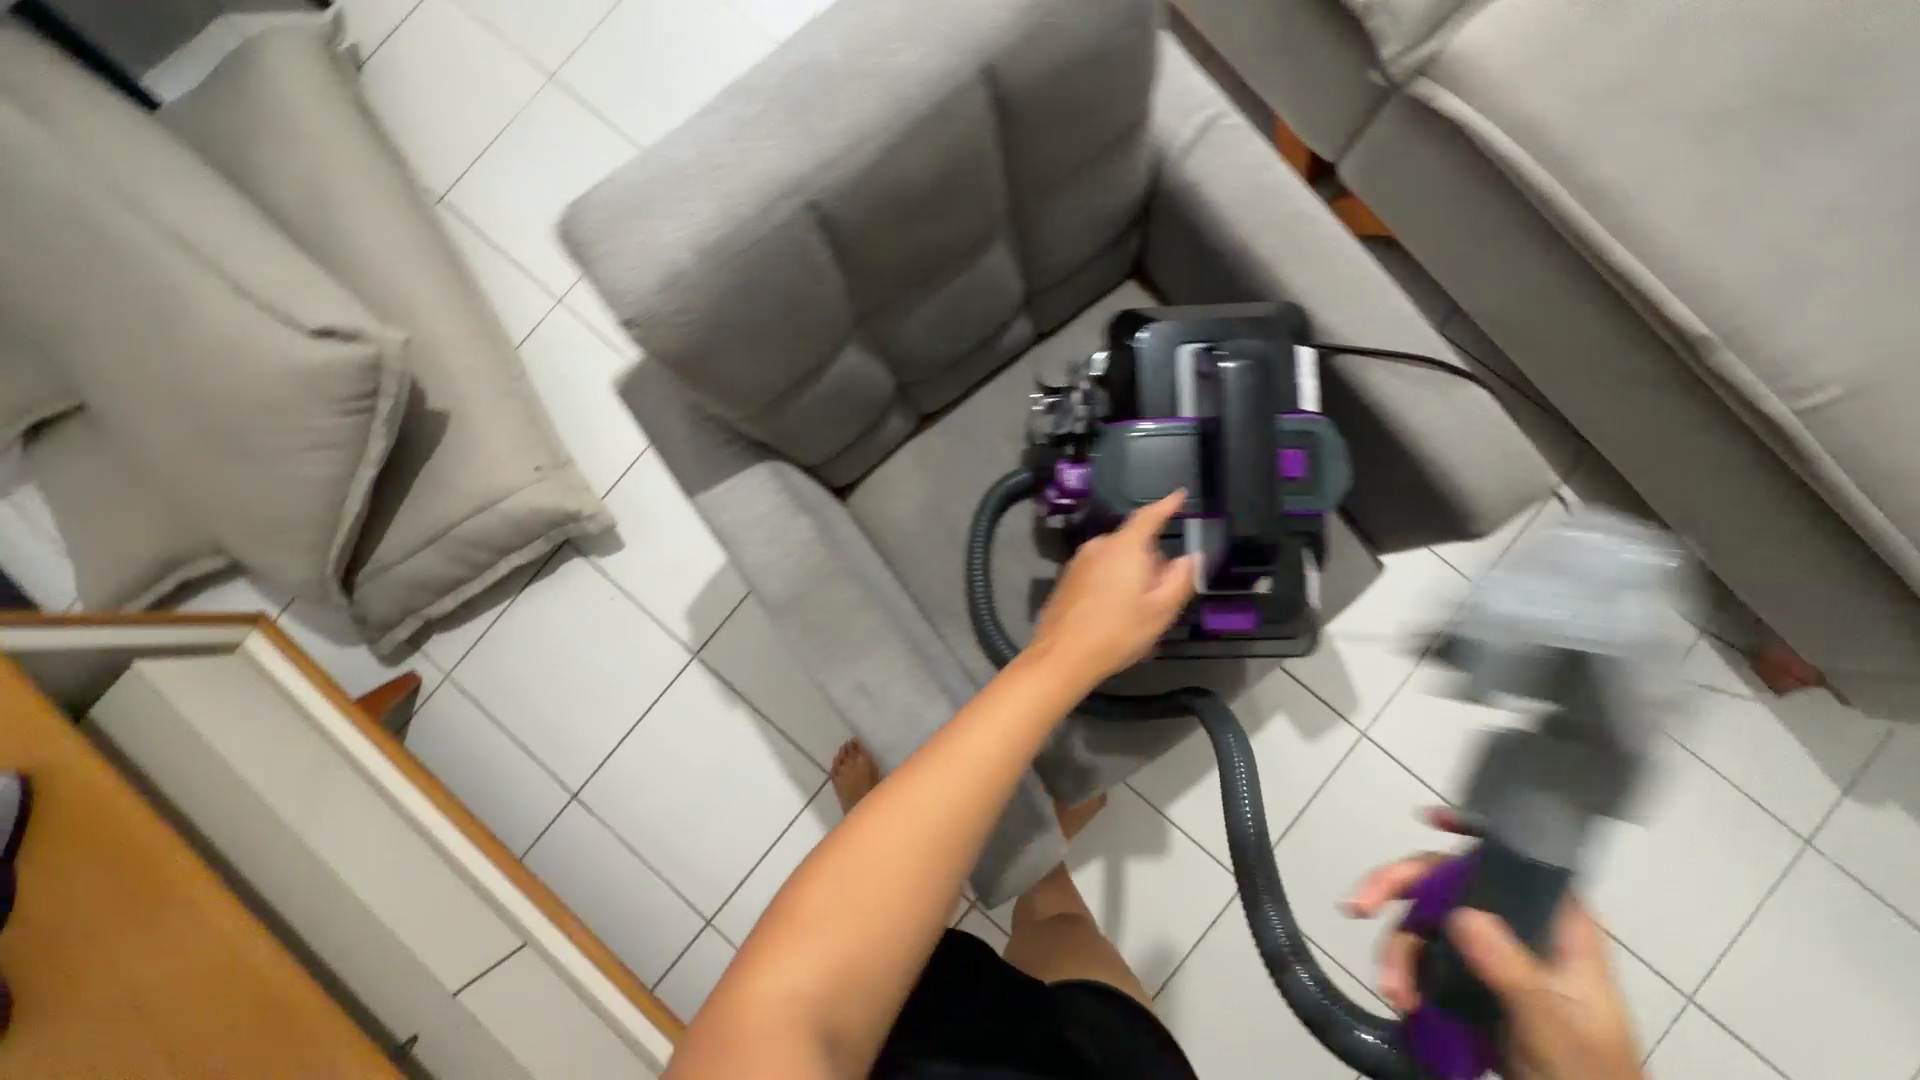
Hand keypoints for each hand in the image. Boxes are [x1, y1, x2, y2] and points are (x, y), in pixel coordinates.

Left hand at [1027, 491, 1198, 686]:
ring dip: (1131, 575)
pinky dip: (1112, 584)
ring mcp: (1079, 562)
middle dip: (1151, 561)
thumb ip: (1181, 579)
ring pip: (1116, 559)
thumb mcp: (1161, 610)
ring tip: (1137, 611)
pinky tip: (1114, 614)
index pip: (1149, 516)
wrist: (1062, 656)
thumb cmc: (1117, 632)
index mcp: (1125, 547)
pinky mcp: (1067, 579)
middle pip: (1134, 544)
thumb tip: (1191, 557)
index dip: (1167, 505)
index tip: (1179, 495)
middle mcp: (1099, 546)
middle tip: (1162, 594)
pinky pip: (1099, 572)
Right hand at [1345, 811, 1644, 1079]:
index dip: (1471, 832)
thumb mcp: (1552, 1020)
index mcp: (1554, 923)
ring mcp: (1489, 954)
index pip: (1513, 860)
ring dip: (1398, 952)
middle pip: (1447, 885)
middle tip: (1358, 906)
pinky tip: (1401, 999)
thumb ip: (1512, 969)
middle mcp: (1517, 927)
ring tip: (1395, 992)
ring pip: (1426, 924)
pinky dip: (1403, 974)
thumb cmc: (1587, 1067)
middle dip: (1397, 890)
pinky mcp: (1467, 982)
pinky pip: (1422, 960)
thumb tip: (1461, 914)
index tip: (1427, 820)